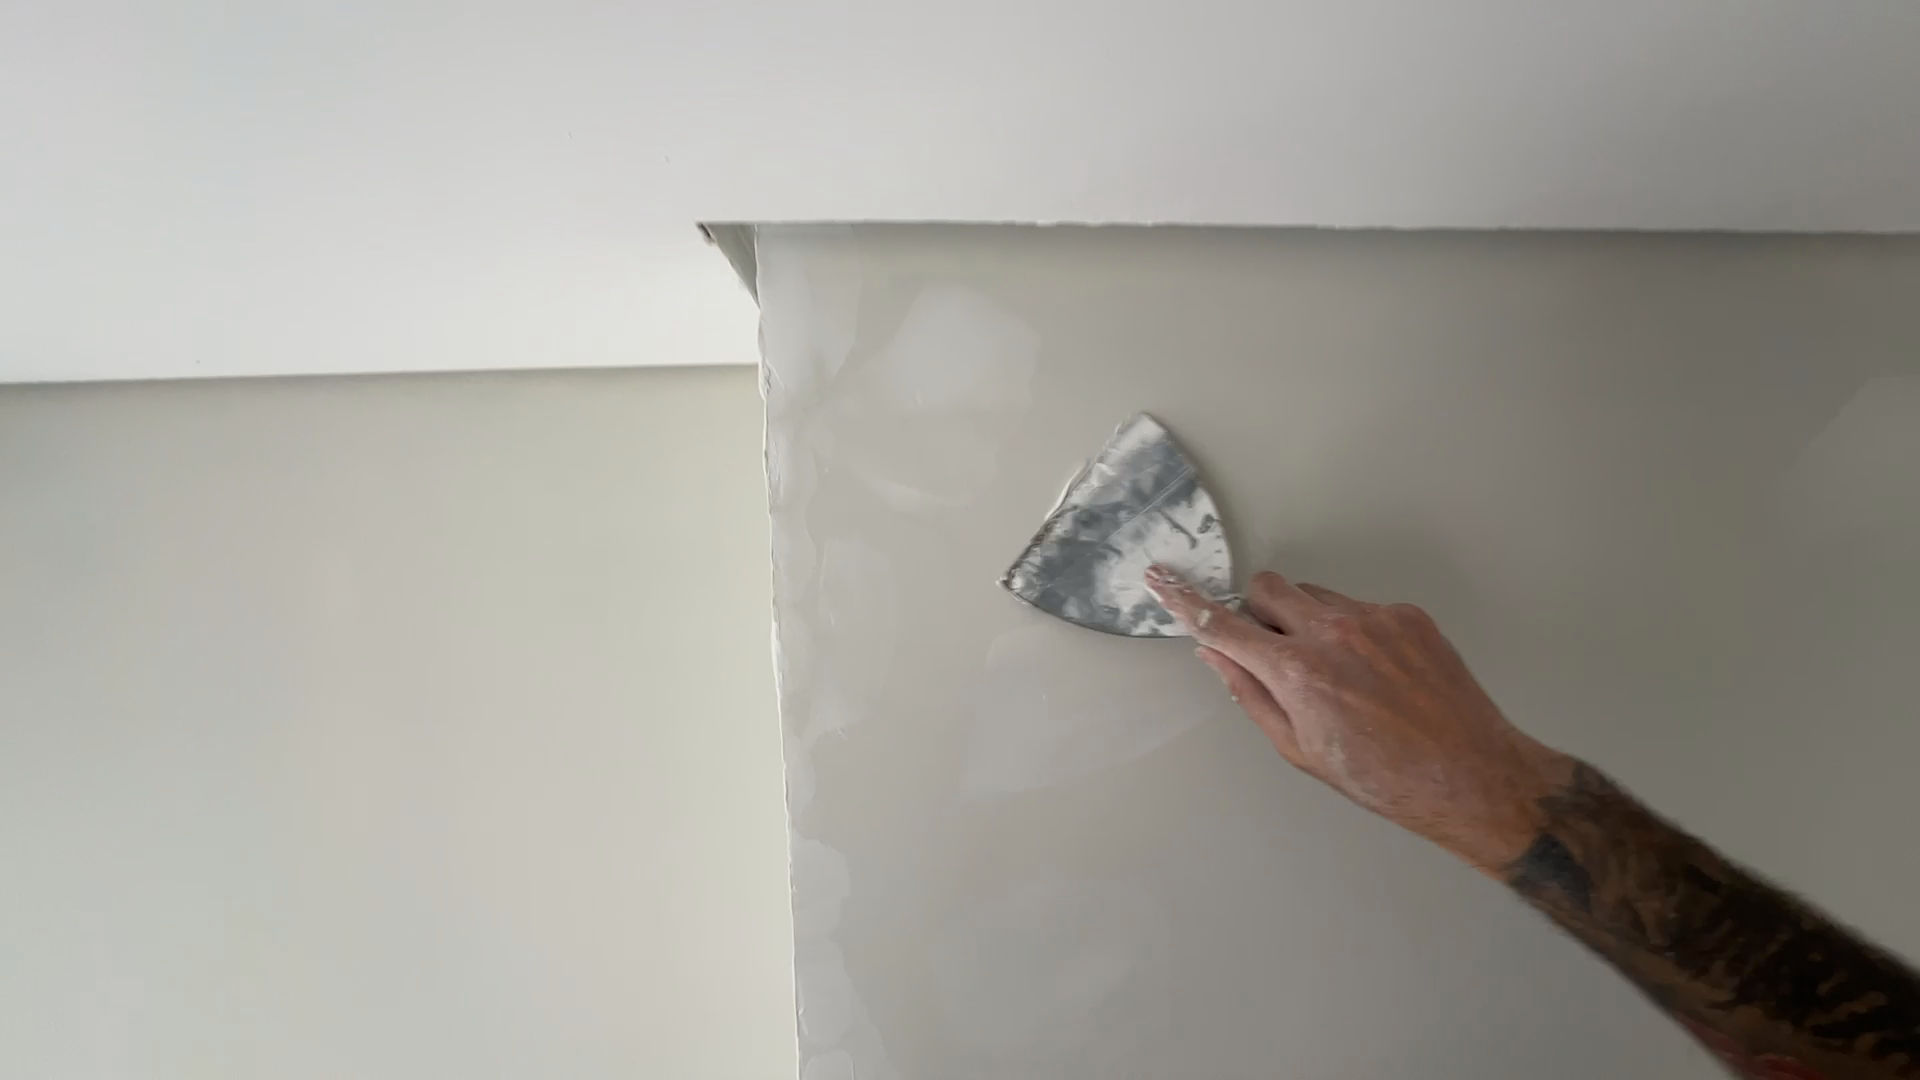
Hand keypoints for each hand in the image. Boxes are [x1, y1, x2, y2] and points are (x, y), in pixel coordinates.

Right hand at [1144, 565, 1572, 872]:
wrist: (1474, 777)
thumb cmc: (1379, 776)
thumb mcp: (1298, 748)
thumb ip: (1248, 693)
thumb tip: (1213, 654)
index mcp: (1297, 673)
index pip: (1222, 625)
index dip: (1185, 602)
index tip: (1161, 582)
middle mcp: (1332, 634)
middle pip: (1265, 587)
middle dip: (1256, 612)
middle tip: (1274, 650)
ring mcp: (1374, 619)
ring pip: (1310, 594)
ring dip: (1303, 620)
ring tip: (1335, 668)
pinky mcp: (1407, 615)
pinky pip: (1354, 604)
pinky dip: (1347, 628)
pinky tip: (1372, 669)